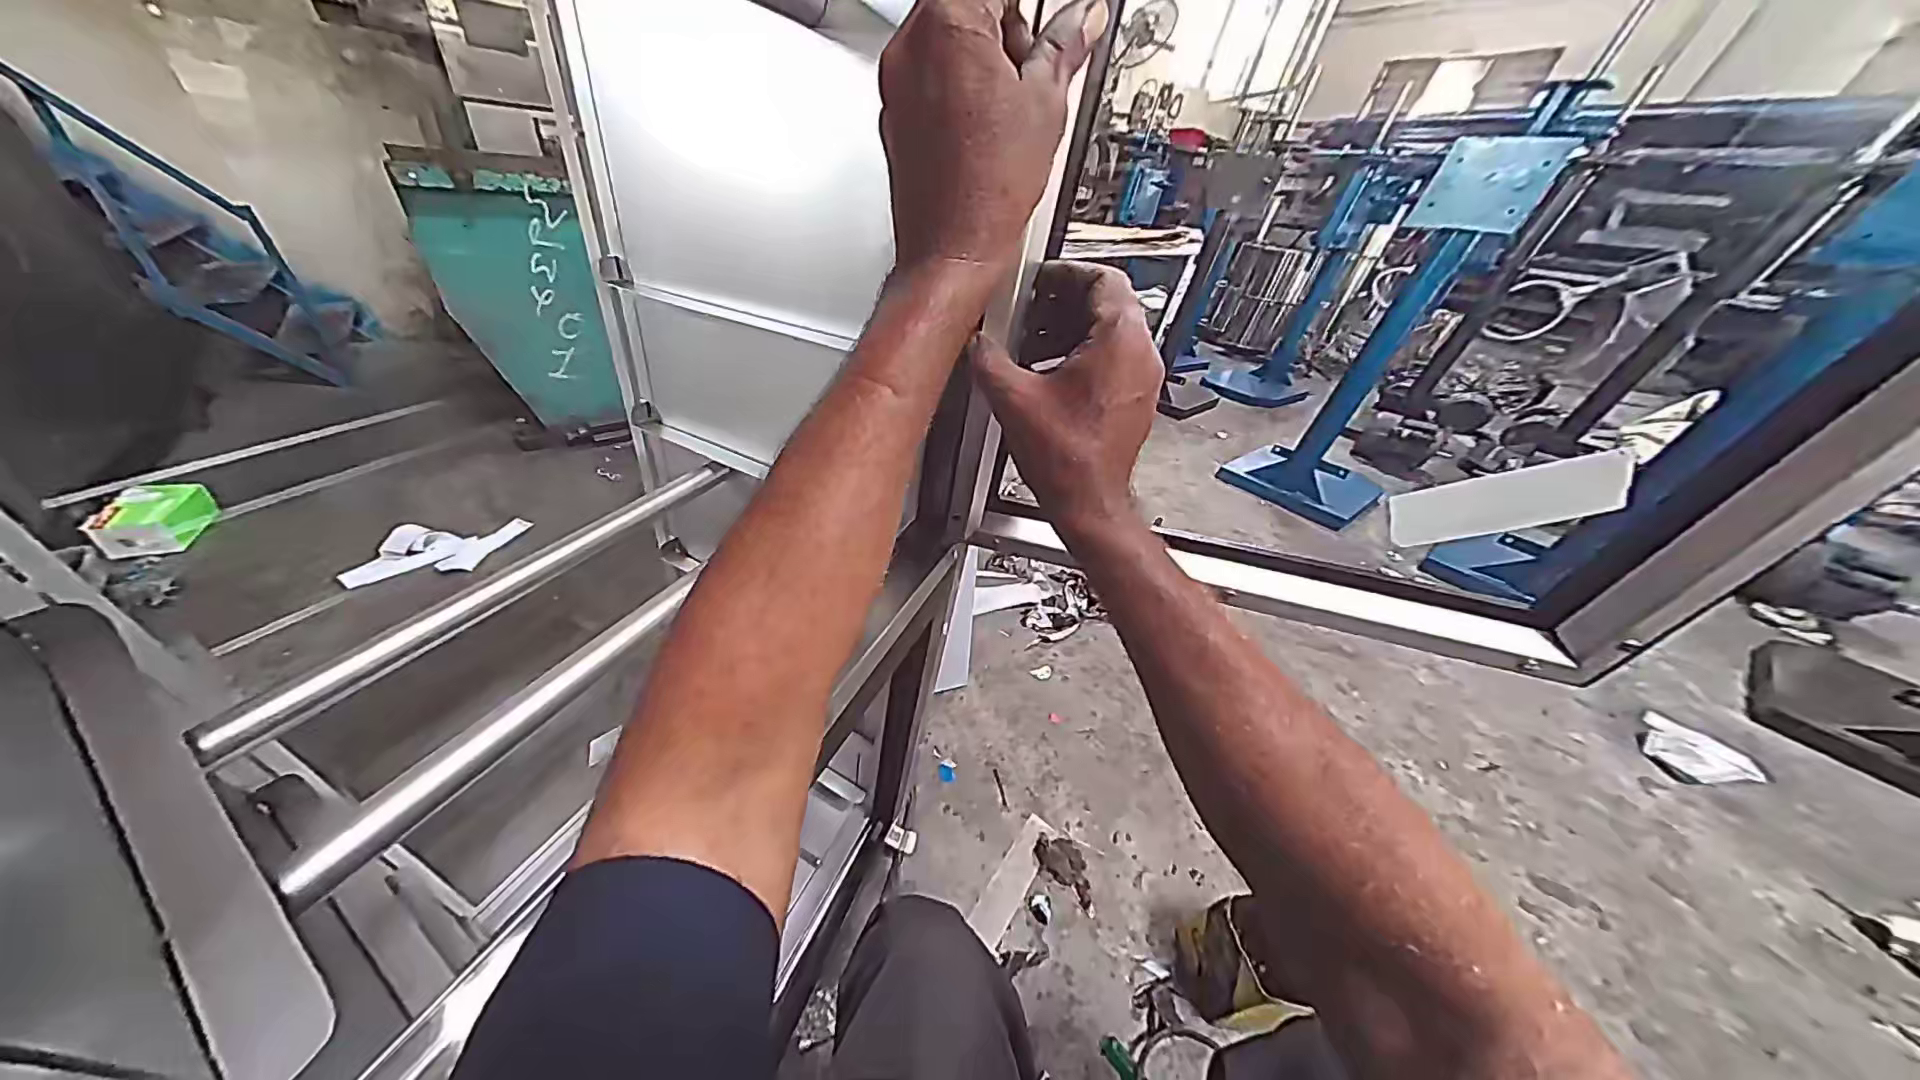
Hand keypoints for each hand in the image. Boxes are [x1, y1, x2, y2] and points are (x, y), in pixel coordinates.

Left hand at [879, 0, 1108, 270]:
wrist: (952, 250)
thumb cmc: (987, 192)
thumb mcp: (1046, 106)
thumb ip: (1064, 46)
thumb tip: (1083, 18)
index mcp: (949, 21)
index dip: (1032, 6)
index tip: (1049, 14)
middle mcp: (911, 45)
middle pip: (966, 3)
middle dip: (1006, 22)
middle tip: (1034, 62)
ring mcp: (896, 81)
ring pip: (946, 36)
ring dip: (982, 53)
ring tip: (1010, 106)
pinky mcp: (894, 112)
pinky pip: (930, 75)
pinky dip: (958, 84)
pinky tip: (985, 124)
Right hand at [971, 261, 1162, 531]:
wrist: (1089, 503)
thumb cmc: (1068, 462)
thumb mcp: (1013, 399)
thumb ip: (989, 358)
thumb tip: (978, 343)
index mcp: (1120, 342)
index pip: (1103, 278)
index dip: (1065, 273)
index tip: (1041, 280)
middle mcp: (1141, 355)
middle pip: (1108, 303)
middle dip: (1064, 303)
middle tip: (1031, 311)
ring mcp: (1143, 379)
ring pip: (1112, 331)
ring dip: (1072, 329)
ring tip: (1035, 344)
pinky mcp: (1136, 399)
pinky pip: (1115, 359)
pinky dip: (1085, 354)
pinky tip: (1050, 373)